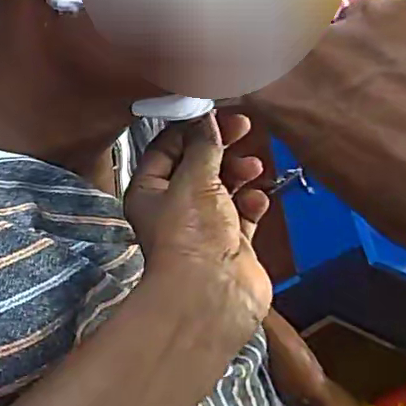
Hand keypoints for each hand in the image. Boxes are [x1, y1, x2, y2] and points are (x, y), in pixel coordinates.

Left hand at [124, 113, 272, 340]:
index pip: (164, 149)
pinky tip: (258, 198)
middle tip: (244, 128)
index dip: (189, 129)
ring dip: (238, 173)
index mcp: (147, 191)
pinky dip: (250, 203)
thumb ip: (202, 148)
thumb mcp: (194, 180)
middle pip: (196, 166)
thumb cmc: (192, 235)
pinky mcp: (228, 242)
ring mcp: (201, 226)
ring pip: (221, 188)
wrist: (213, 293)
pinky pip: (241, 213)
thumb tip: (206, 120)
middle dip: (219, 147)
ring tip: (253, 168)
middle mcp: (171, 207)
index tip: (216, 112)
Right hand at [251, 0, 405, 285]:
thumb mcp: (340, 173)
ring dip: (405, 45)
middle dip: (338, 55)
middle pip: (318, 30)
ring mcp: (403, 9)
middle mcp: (330, 39)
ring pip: (389, 17)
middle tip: (378, 91)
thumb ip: (310, 116)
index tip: (254, 52)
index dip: (248, 51)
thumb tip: (313, 97)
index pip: (241, 48)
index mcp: (285, 91)